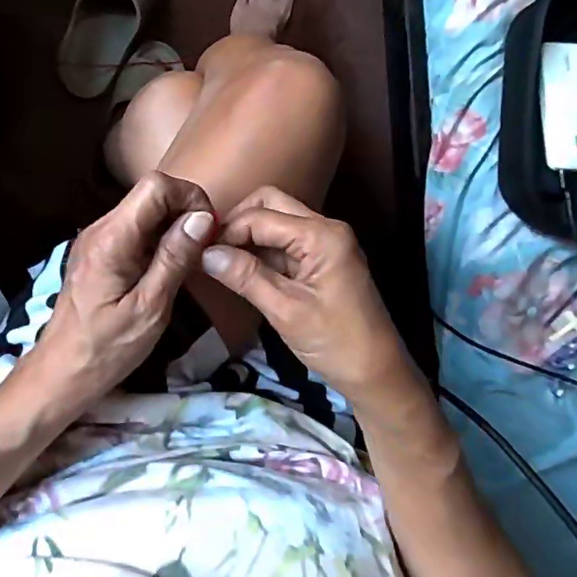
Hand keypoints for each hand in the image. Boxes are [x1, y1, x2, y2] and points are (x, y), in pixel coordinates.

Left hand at [32, 172, 216, 406]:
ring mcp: (96, 239)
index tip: (208, 231)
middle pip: (150, 194)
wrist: (62, 372)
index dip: (189, 198)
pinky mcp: (98, 253)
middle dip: (185, 213)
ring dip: (173, 228)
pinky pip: (134, 231)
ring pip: (144, 211)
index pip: (155, 185)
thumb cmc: (106, 349)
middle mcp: (99, 229)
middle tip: (204, 251)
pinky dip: (158, 241)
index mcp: (110, 239)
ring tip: (190, 263)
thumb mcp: (150, 309)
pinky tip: (168, 270)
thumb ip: (174, 259)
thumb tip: (202, 218)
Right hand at [201, 186, 420, 407]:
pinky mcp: (320, 260)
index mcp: (322, 235)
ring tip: (220, 262)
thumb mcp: (285, 310)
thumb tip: (205, 253)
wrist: (376, 373)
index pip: (260, 216)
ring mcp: (324, 243)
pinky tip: (240, 271)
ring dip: (247, 236)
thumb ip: (245, 277)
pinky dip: (259, 251)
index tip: (200, 253)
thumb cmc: (335, 342)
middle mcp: (325, 228)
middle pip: (270, 203)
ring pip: (275, 221)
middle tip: (212, 250)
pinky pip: (283, 243)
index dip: (227, 231)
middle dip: (237, 222)